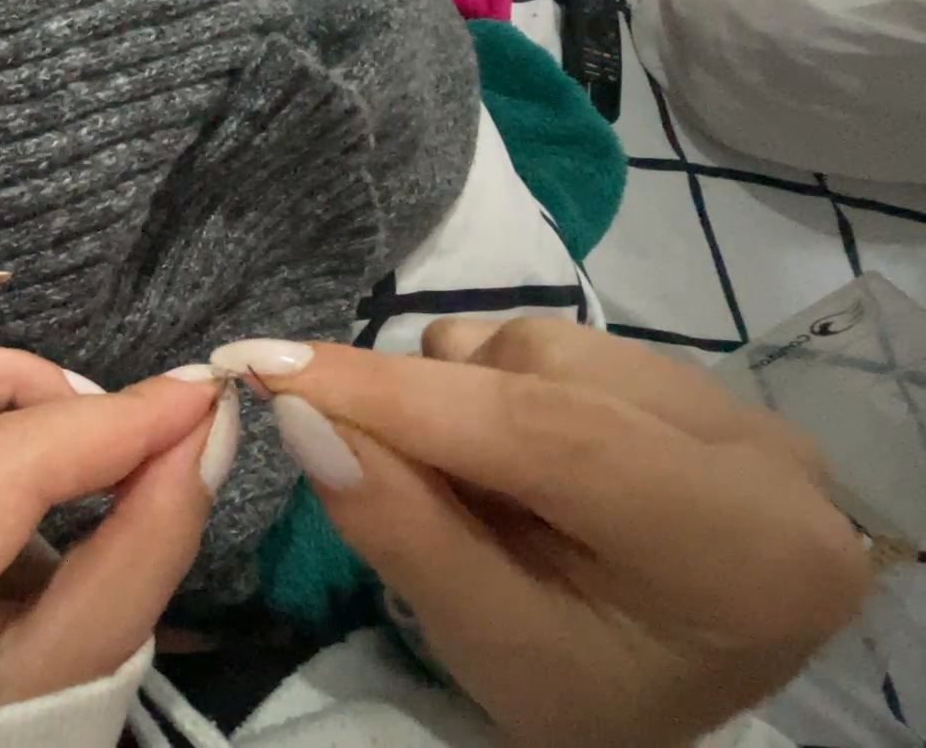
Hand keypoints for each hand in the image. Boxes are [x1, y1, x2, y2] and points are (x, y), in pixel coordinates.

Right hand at [218, 318, 871, 747]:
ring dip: (450, 398)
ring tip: (458, 482)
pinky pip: (536, 339)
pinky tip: (497, 452)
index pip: (542, 433)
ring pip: (527, 345)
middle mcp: (759, 452)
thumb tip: (298, 413)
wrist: (643, 680)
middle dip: (409, 400)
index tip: (263, 365)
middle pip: (533, 377)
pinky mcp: (679, 378)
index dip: (390, 392)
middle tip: (328, 435)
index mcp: (742, 545)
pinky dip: (478, 382)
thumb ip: (394, 525)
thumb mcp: (478, 637)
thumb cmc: (568, 685)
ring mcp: (726, 403)